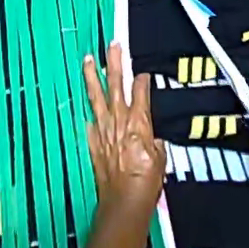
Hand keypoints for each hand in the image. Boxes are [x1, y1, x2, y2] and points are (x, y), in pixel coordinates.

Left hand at [83, 43, 163, 211]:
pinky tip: (87, 106)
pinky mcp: (93, 141)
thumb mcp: (160, 159)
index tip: (143, 73)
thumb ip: (155, 143)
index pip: (140, 90)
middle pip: (116, 83)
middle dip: (114, 62)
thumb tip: (152, 140)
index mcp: (139, 121)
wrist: (124, 201)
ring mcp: (104, 129)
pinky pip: (91, 122)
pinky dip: (90, 114)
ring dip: (92, 76)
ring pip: (96, 95)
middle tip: (112, 45)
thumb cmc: (146, 182)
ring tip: (88, 60)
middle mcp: (119, 120)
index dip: (142, 80)